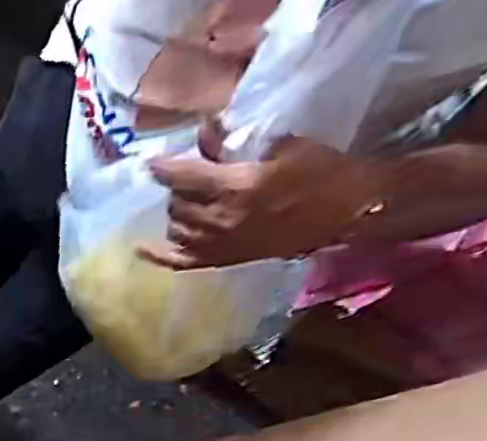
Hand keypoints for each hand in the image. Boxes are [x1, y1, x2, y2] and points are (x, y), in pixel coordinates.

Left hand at [139, 118, 381, 269]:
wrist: (346, 210)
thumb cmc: (321, 172)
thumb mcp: (282, 147)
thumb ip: (235, 145)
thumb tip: (206, 132)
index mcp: (234, 188)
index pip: (185, 176)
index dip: (164, 167)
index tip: (150, 162)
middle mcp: (219, 220)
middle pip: (178, 203)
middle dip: (180, 187)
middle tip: (192, 177)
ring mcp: (218, 245)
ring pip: (176, 229)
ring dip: (178, 213)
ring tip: (190, 201)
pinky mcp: (221, 261)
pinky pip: (179, 262)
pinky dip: (158, 256)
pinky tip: (140, 248)